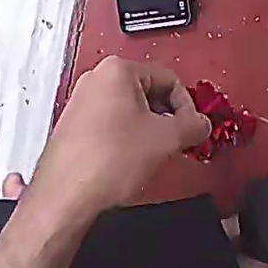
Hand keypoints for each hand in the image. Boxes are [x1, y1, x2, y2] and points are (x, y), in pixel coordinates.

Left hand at [21, 57, 209, 220]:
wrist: (64, 196)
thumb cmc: (109, 159)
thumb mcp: (166, 139)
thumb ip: (192, 126)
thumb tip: (202, 124)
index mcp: (118, 70)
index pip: (169, 80)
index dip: (186, 107)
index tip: (191, 129)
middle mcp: (96, 79)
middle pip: (150, 93)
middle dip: (167, 119)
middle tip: (176, 142)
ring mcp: (82, 102)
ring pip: (131, 110)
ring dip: (149, 130)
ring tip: (152, 155)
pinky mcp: (74, 126)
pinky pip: (112, 123)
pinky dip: (128, 138)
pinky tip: (129, 161)